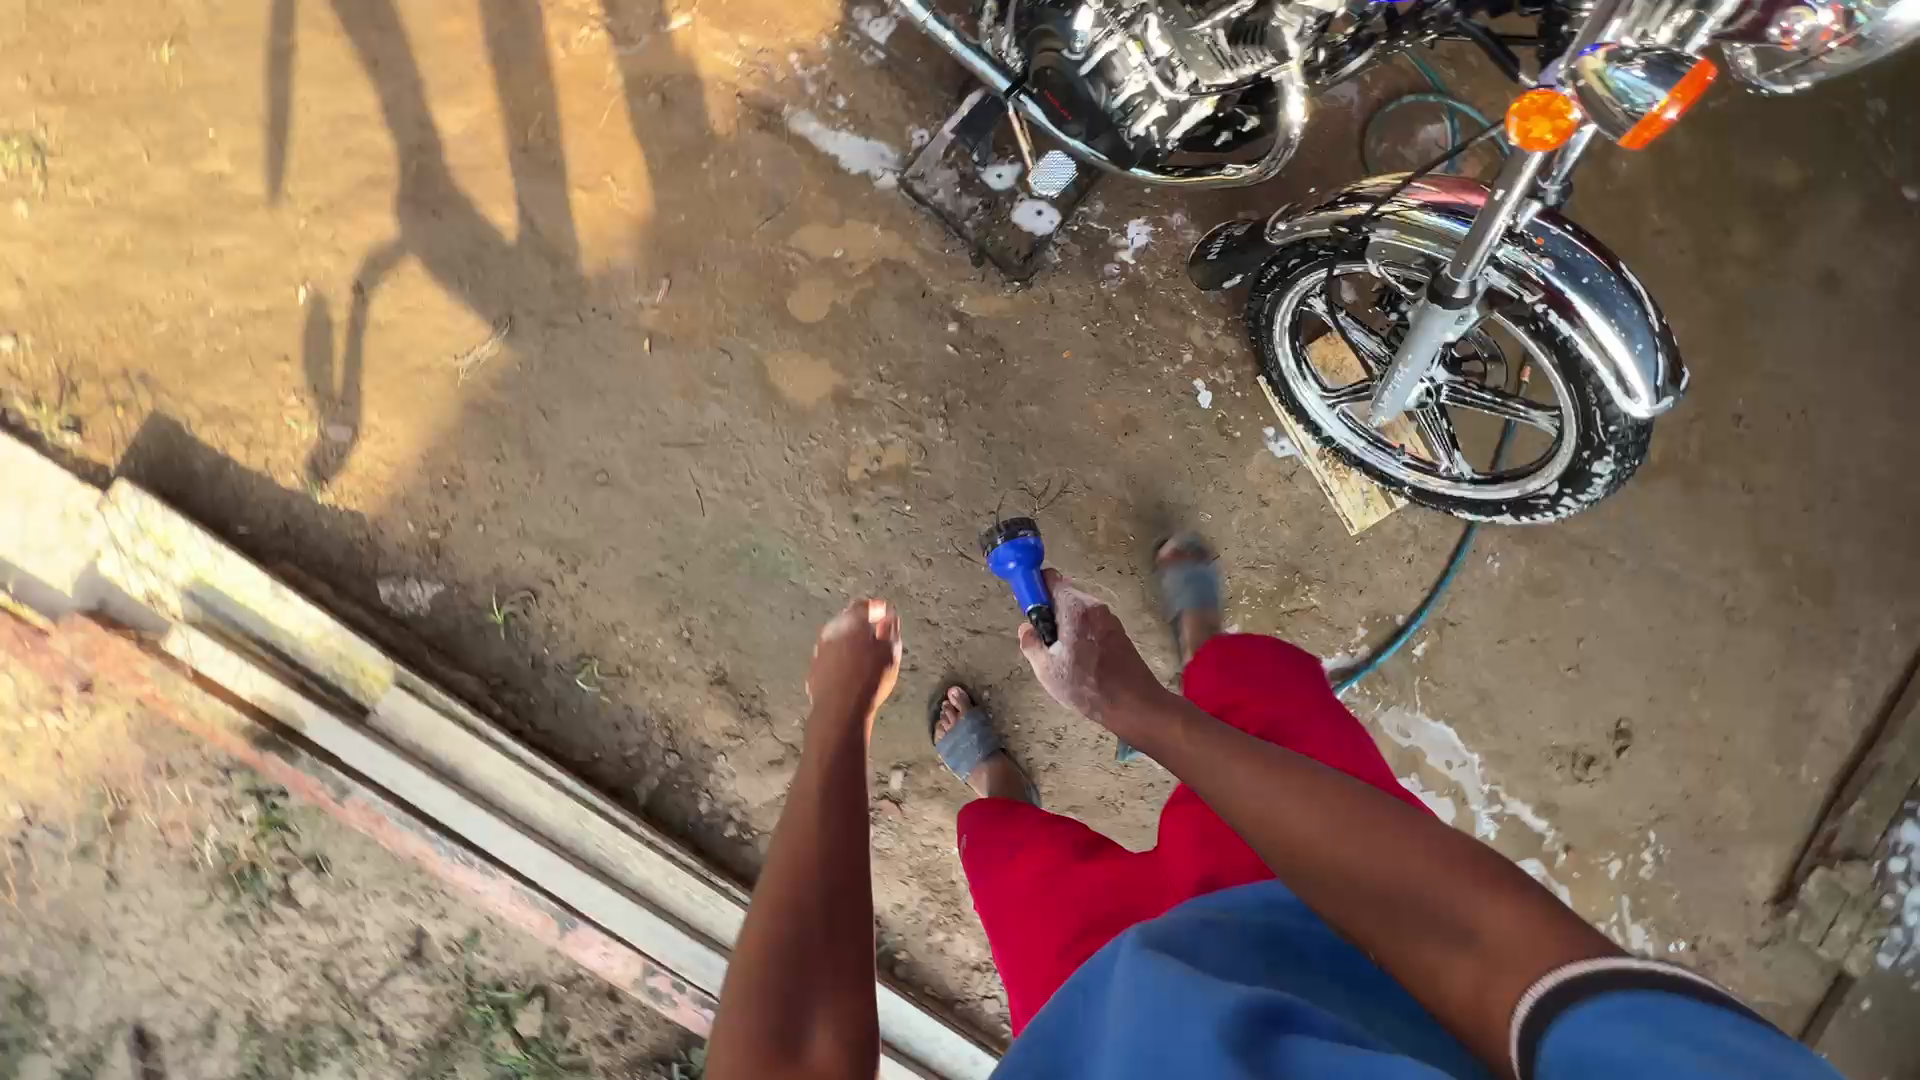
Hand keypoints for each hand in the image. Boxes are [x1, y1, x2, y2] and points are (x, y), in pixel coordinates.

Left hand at [806, 598, 902, 736]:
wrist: (839, 711)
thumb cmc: (870, 679)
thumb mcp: (890, 653)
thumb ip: (890, 630)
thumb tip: (889, 617)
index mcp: (851, 623)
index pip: (862, 606)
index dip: (875, 607)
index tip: (884, 612)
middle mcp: (831, 632)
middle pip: (846, 620)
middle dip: (860, 622)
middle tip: (874, 630)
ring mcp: (819, 651)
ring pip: (835, 639)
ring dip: (847, 640)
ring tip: (861, 652)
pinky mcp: (814, 670)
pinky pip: (828, 657)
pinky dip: (838, 658)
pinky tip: (847, 669)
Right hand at [1017, 570, 1168, 733]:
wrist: (1134, 704)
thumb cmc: (1087, 686)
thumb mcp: (1047, 669)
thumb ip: (1031, 643)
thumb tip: (1026, 628)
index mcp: (1074, 608)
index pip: (1049, 578)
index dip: (1035, 590)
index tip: (1030, 613)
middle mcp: (1094, 606)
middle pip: (1064, 595)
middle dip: (1049, 612)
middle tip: (1045, 642)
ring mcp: (1109, 618)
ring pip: (1077, 611)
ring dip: (1064, 625)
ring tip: (1062, 657)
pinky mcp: (1118, 631)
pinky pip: (1091, 622)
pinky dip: (1080, 633)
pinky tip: (1080, 660)